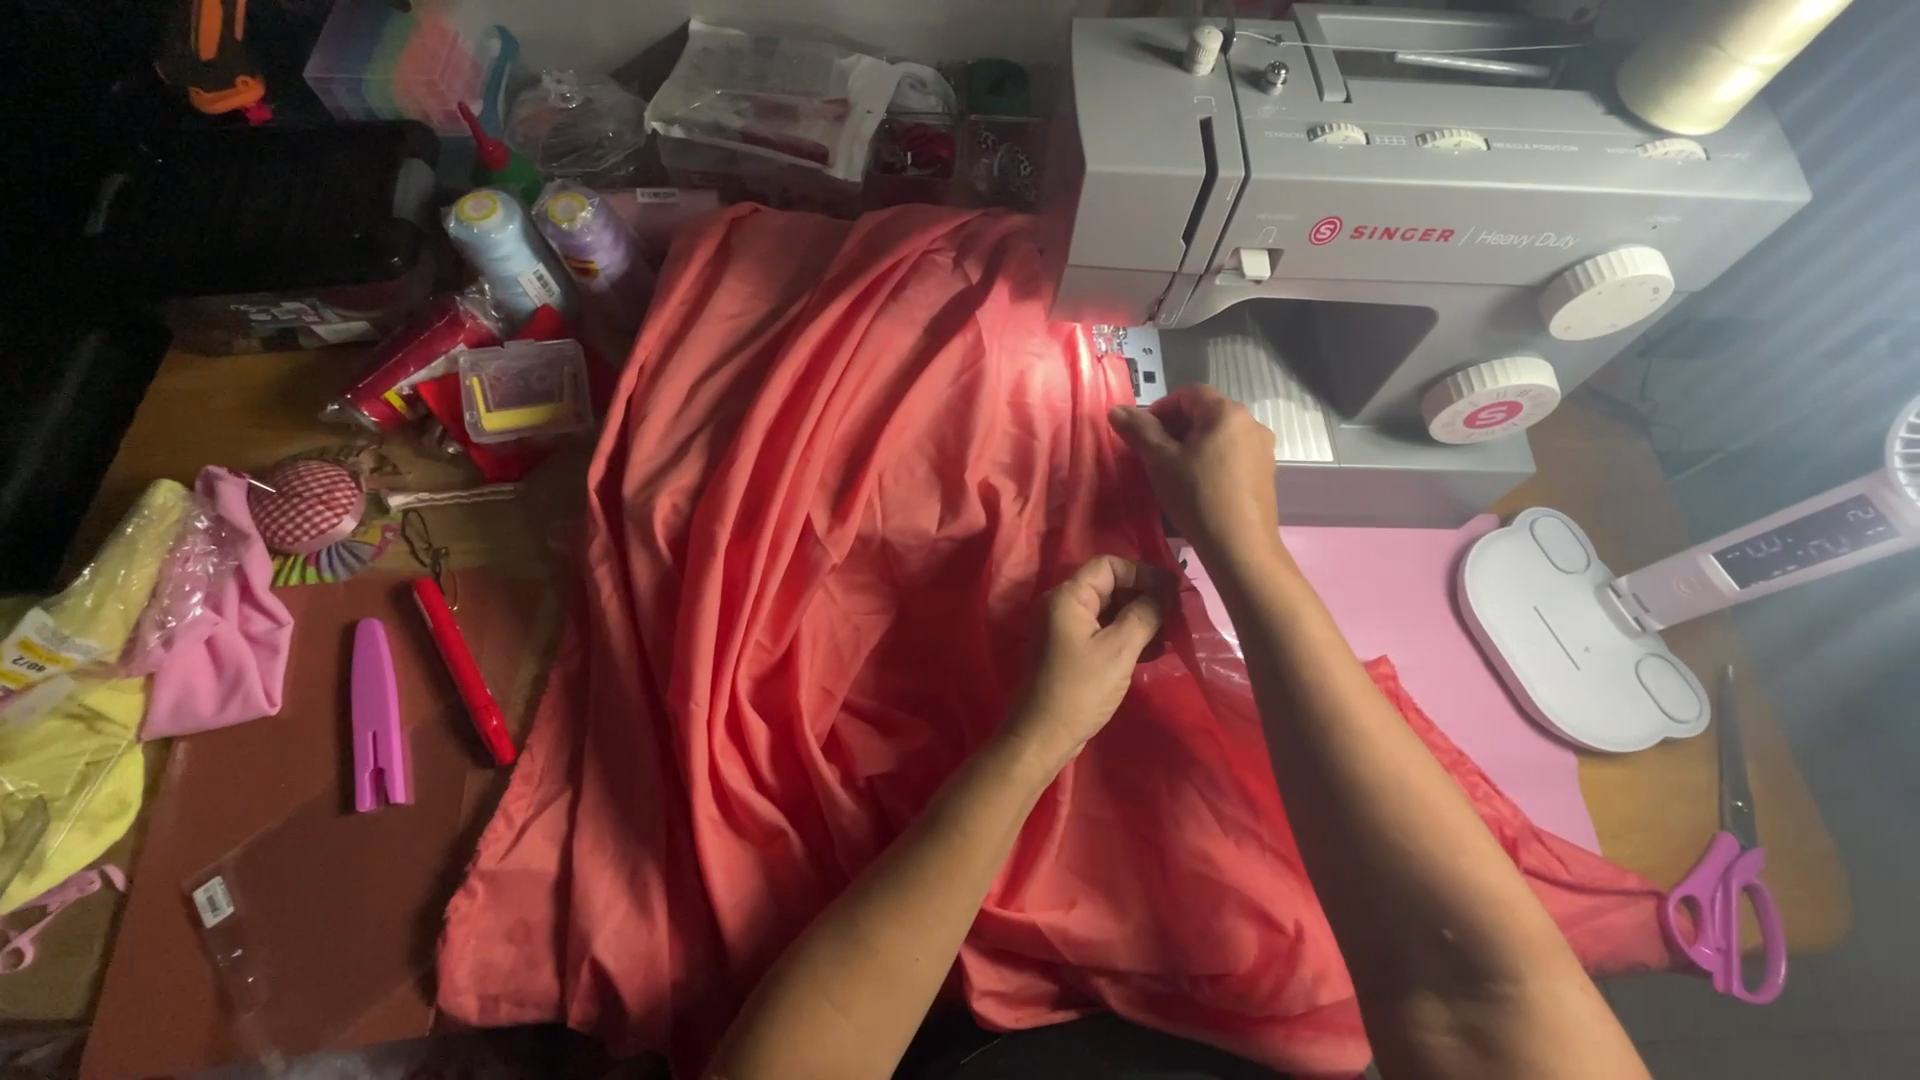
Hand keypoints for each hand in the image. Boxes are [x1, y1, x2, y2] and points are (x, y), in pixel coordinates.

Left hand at [1003, 556, 1173, 767]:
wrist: (1043, 735)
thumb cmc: (1080, 689)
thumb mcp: (1119, 649)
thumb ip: (1145, 614)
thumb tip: (1166, 591)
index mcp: (1068, 597)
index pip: (1109, 565)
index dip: (1142, 572)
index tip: (1173, 588)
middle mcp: (1062, 606)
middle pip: (1110, 586)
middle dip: (1144, 595)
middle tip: (1177, 611)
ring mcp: (1065, 630)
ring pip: (1109, 611)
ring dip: (1140, 618)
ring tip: (1171, 632)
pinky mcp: (1071, 652)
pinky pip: (1104, 632)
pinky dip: (1128, 636)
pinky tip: (1155, 650)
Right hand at [1108, 387, 1280, 563]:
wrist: (1240, 546)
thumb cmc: (1197, 497)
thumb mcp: (1160, 461)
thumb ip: (1139, 430)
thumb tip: (1116, 410)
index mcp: (1227, 412)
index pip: (1188, 394)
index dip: (1160, 408)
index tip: (1141, 434)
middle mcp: (1251, 422)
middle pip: (1205, 413)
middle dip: (1175, 427)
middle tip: (1152, 453)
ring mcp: (1262, 448)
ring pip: (1218, 435)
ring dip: (1192, 444)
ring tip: (1172, 471)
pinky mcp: (1265, 472)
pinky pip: (1232, 454)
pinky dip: (1210, 460)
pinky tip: (1197, 485)